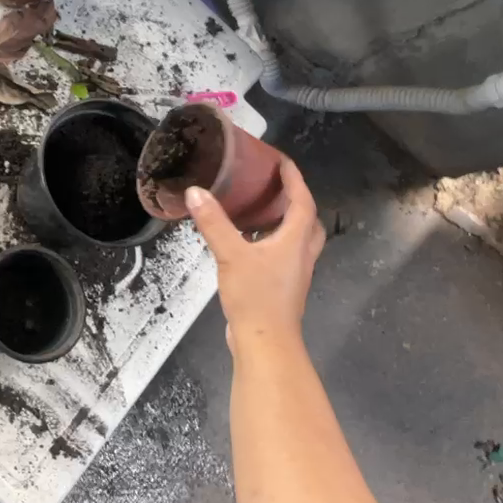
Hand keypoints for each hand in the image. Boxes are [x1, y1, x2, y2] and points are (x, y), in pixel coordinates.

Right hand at [185, 157, 325, 354]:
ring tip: (261, 209)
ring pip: (297, 239)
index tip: (280, 160)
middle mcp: (301, 254)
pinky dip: (271, 241)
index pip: (302, 201)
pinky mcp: (282, 286)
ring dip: (285, 221)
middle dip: (295, 200)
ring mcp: (294, 273)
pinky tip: (248, 243)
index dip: (294, 179)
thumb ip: (214, 223)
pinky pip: (283, 254)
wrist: (265, 341)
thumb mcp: (230, 254)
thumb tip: (195, 191)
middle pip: (307, 220)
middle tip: (274, 186)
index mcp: (296, 240)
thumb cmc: (256, 295)